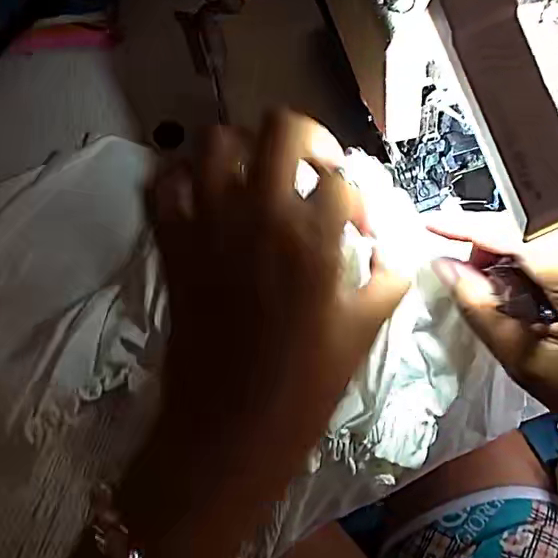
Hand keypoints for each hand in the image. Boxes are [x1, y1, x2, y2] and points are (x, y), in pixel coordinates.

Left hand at [122, 111, 406, 557]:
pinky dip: (187, 179)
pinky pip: (167, 185)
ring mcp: (209, 225)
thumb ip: (390, 274)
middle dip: (309, 140)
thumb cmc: (307, 382)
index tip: (357, 223)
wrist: (230, 428)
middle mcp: (259, 215)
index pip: (341, 177)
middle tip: (315, 172)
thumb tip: (390, 243)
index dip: (356, 195)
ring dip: (248, 151)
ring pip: (218, 142)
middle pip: (282, 129)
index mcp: (313, 237)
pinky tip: (212, 201)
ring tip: (263, 181)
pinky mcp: (174, 244)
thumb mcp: (366, 326)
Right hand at [431, 215, 557, 461]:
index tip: (438, 224)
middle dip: (497, 239)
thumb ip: (483, 309)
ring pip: (553, 225)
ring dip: (518, 245)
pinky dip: (542, 253)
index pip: (524, 236)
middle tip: (474, 274)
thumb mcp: (527, 363)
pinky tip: (533, 288)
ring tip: (505, 288)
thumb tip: (447, 267)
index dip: (474, 228)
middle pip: (539, 222)